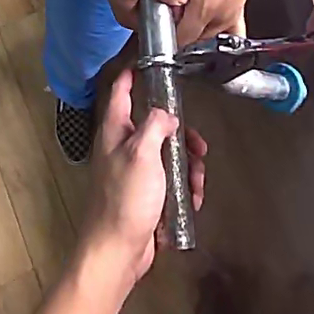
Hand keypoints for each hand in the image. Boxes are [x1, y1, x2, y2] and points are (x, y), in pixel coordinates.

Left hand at [79, 70, 207, 290]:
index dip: (131, 75)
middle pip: (155, 126)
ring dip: (187, 164)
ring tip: (197, 180)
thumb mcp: (142, 153)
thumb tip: (166, 114)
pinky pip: (170, 180)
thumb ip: (155, 125)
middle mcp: (122, 148)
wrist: (117, 251)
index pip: (120, 92)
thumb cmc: (125, 199)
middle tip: (197, 145)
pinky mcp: (145, 194)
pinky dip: (184, 186)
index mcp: (115, 132)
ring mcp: (134, 172)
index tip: (145, 61)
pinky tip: (191, 198)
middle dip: (180, 134)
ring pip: (168, 153)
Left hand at [146, 0, 275, 44]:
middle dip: (178, 32)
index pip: (182, 36)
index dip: (166, 34)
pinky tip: (209, 25)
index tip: (155, 25)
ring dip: (195, 31)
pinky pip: (230, 31)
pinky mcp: (239, 8)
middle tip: (165, 17)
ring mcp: (231, 13)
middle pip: (194, 39)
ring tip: (181, 16)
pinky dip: (218, 31)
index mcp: (205, 4)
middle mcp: (220, 14)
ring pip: (209, 36)